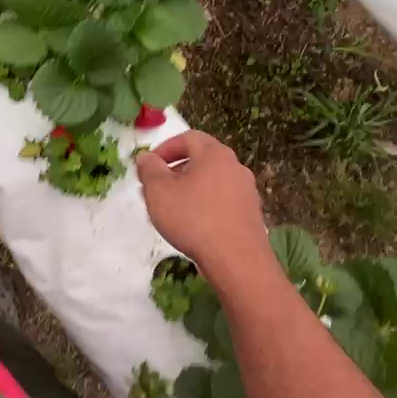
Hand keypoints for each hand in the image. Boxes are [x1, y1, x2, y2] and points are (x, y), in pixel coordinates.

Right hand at [135, 131, 271, 278]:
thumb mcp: (159, 192)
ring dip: (189, 188)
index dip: (165, 148)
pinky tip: (192, 223)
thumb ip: (149, 170)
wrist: (236, 259)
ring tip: (171, 208)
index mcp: (214, 155)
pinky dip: (204, 203)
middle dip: (175, 170)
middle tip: (156, 187)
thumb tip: (146, 157)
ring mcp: (246, 190)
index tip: (149, 165)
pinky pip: (222, 199)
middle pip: (201, 158)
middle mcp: (235, 167)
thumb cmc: (193, 219)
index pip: (188, 138)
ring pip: (211, 180)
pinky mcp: (250, 213)